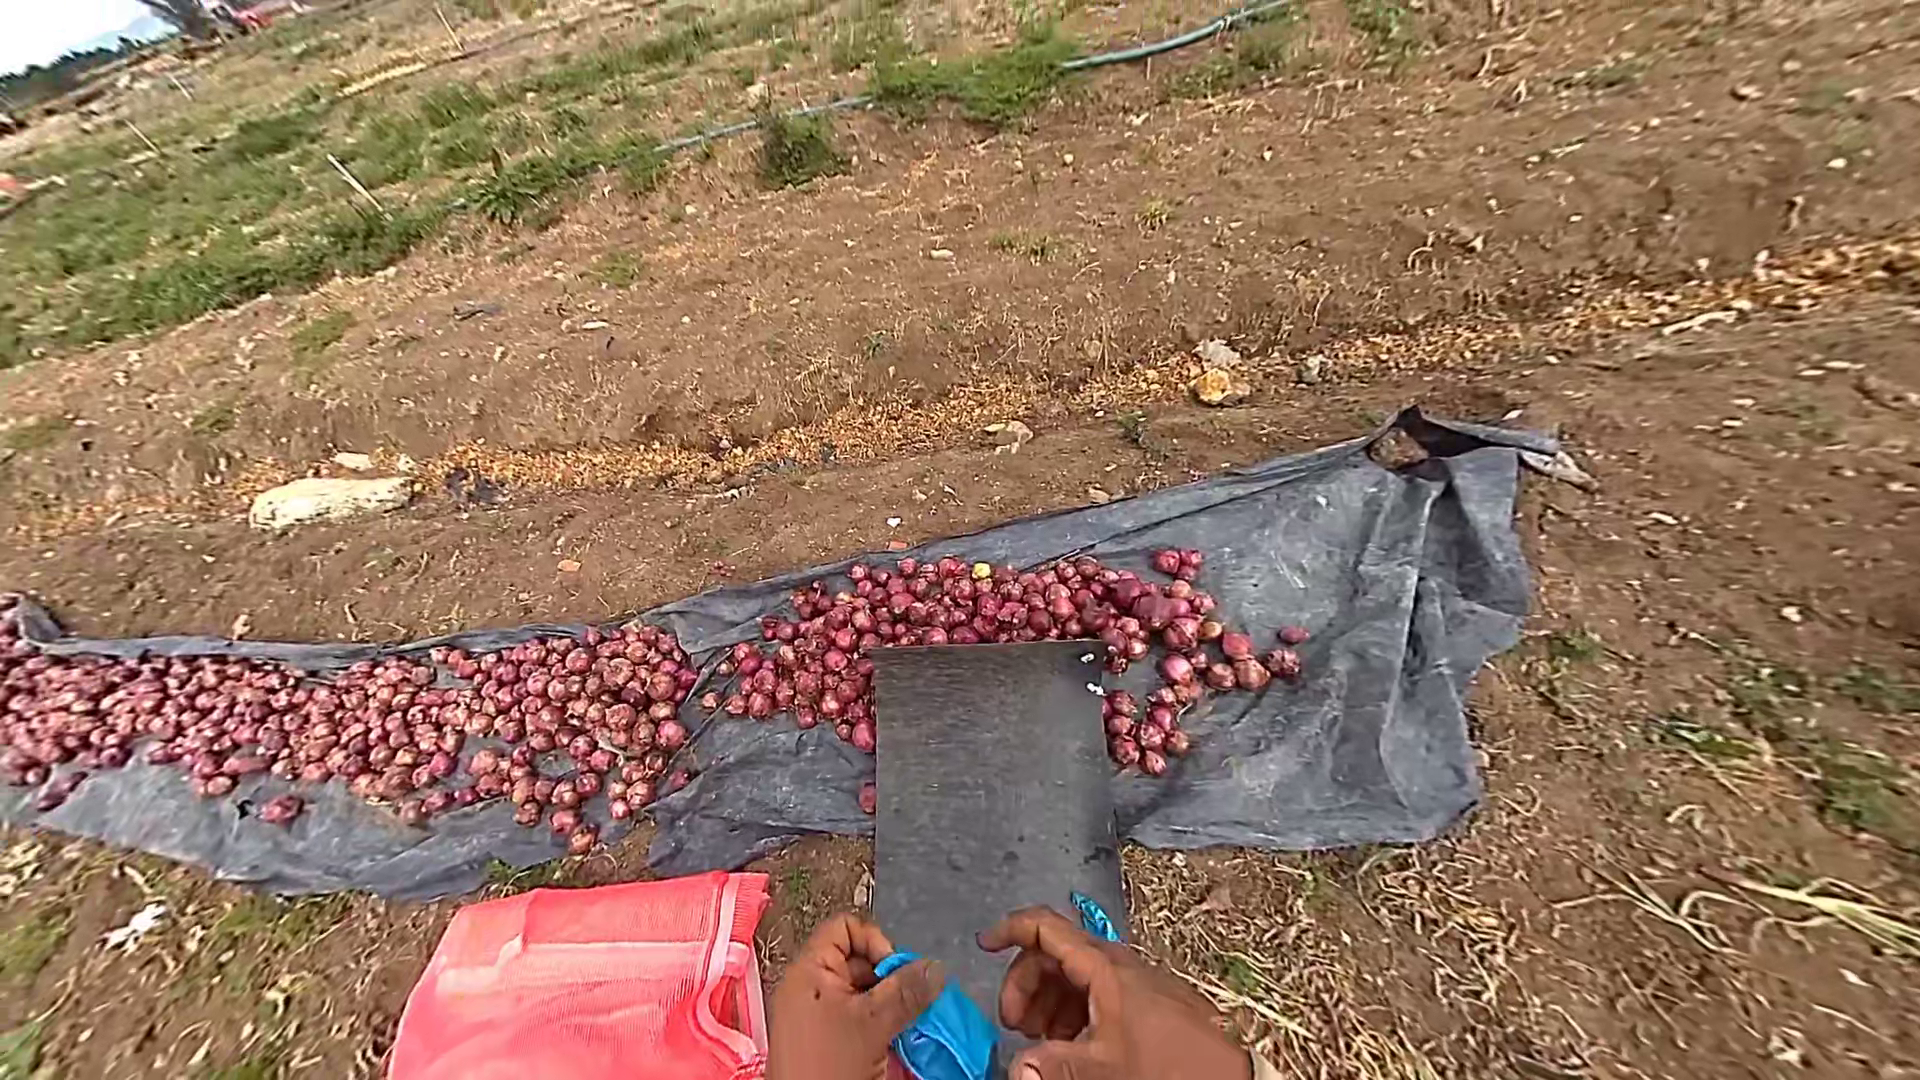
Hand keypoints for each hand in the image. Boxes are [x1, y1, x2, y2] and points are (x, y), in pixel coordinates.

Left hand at [768, 913, 947, 1079]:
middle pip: (858, 959)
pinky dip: (877, 1022)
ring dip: (887, 1002)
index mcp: (810, 969)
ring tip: (903, 1022)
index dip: (874, 941)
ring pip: (861, 990)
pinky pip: (856, 1016)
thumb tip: (936, 967)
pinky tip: (893, 1039)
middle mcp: (810, 985)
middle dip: (887, 976)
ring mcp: (815, 1015)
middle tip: (906, 1001)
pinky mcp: (824, 1041)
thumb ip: (906, 990)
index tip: (894, 970)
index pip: (846, 927)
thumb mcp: (872, 1024)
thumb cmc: (830, 1067)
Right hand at [978, 906, 1251, 1079]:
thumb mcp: (1106, 1067)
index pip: (1045, 925)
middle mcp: (1109, 960)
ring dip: (1046, 1002)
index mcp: (1099, 963)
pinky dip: (1069, 1012)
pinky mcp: (1137, 997)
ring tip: (1040, 1042)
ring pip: (1070, 973)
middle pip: (1052, 952)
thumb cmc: (1166, 1064)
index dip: (1011, 928)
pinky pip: (1090, 991)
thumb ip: (1056, 1065)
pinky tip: (1069, 1045)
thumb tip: (1014, 1071)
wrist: (1230, 1073)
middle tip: (1014, 1027)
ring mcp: (1125, 977)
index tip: (984, 944)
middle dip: (1025, 983)